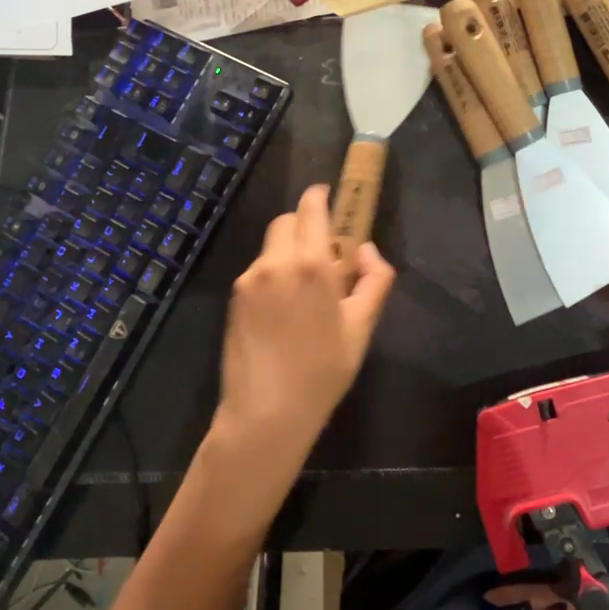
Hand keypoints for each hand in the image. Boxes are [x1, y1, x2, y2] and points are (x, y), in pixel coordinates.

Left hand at [213, 184, 395, 453]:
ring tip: (304, 287)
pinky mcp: (234, 297)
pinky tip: (283, 309)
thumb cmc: (322, 371)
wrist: (265, 413)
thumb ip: (374, 280)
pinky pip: (258, 270)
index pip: (311, 208)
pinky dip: (273, 273)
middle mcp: (276, 261)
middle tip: (324, 251)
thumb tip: (366, 250)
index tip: (328, 196)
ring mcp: (250, 279)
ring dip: (288, 250)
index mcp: (312, 263)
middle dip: (305, 224)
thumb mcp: (362, 327)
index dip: (319, 196)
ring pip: (271, 246)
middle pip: (287, 221)